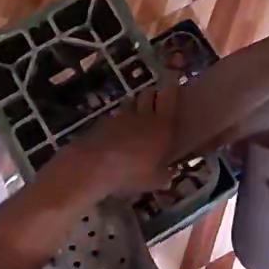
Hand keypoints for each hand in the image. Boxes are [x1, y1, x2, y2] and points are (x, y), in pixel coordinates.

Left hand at [53, 82, 181, 197]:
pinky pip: (115, 116)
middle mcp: (144, 115)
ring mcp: (121, 116)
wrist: (93, 166)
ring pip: (131, 101)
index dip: (172, 89)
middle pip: (149, 93)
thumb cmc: (132, 173)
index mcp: (163, 126)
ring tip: (137, 115)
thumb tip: (169, 174)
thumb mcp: (155, 181)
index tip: (175, 88)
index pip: (170, 96)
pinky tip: (117, 132)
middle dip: (153, 95)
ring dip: (135, 105)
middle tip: (156, 103)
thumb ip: (165, 174)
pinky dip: (118, 120)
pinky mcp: (102, 122)